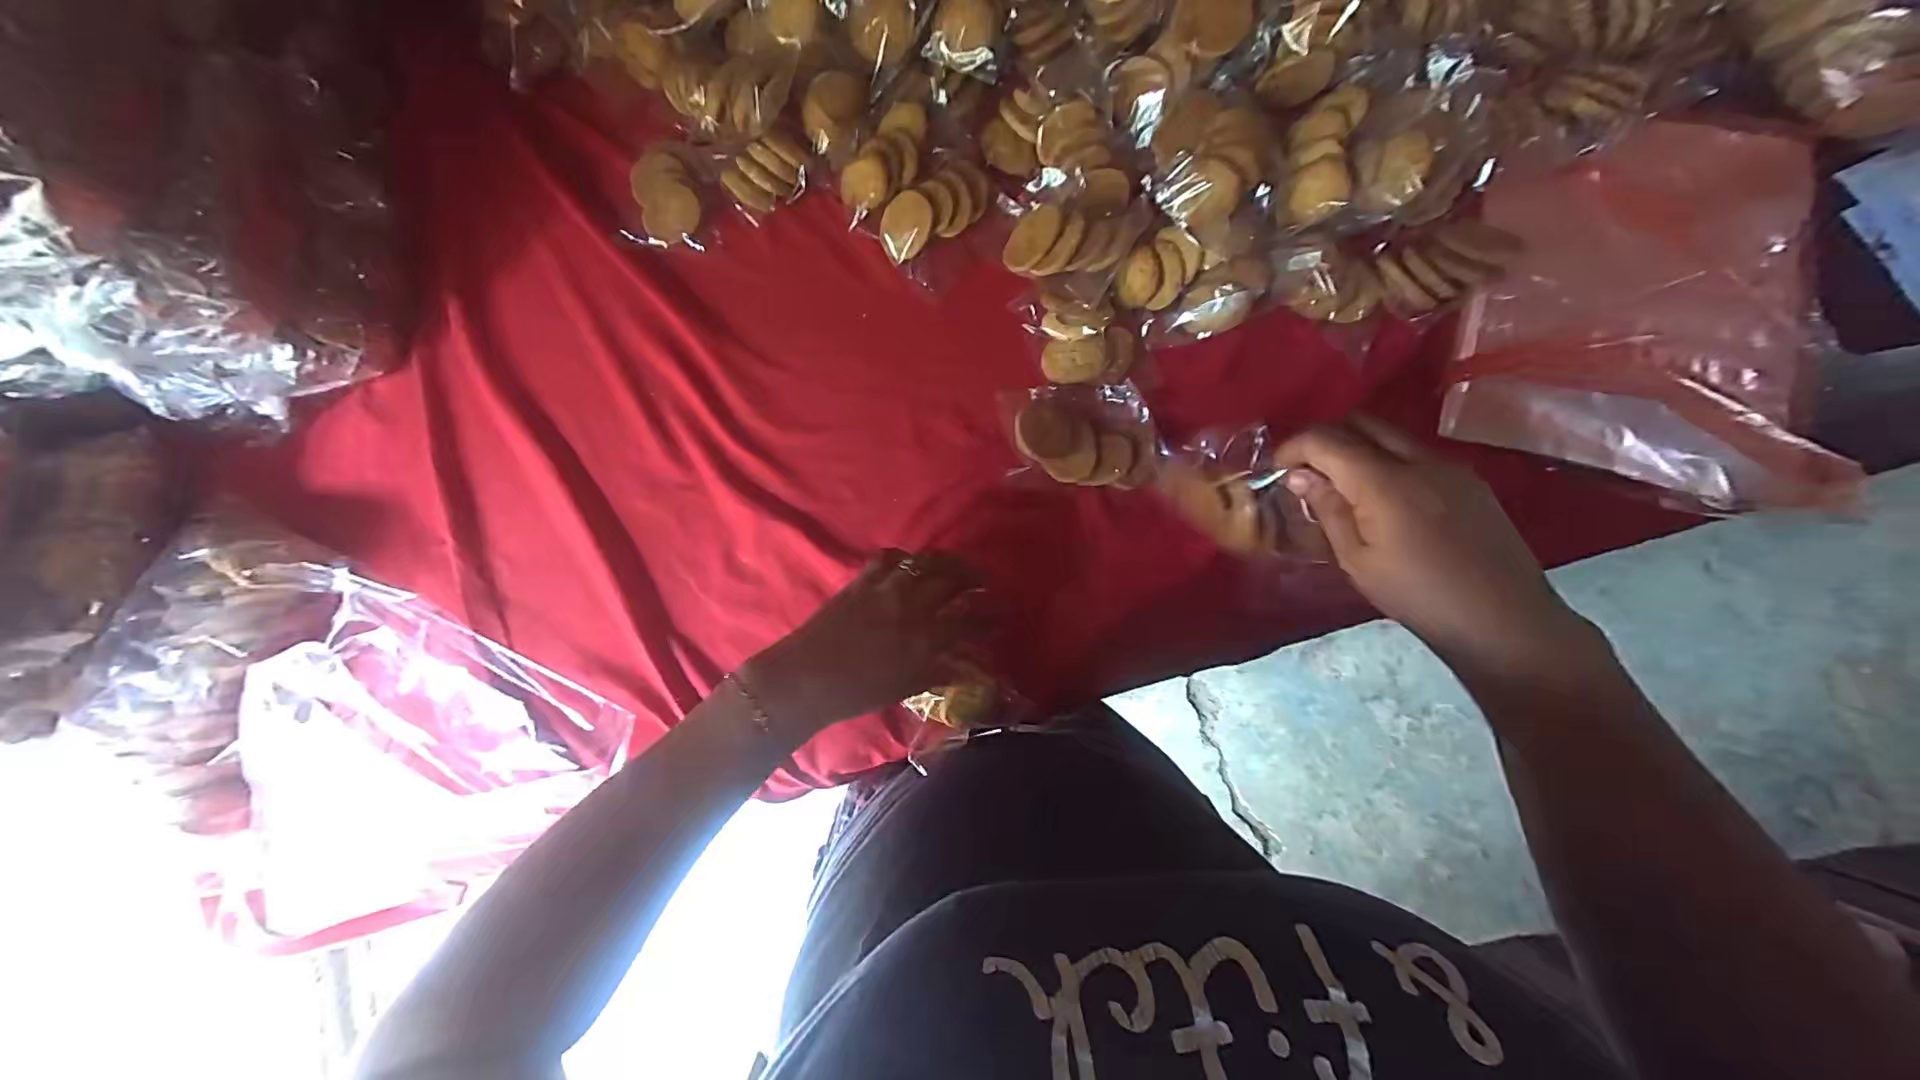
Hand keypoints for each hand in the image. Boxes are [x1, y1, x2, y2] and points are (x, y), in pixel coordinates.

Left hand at [742, 549, 985, 735]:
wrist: (806, 679)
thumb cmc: (858, 692)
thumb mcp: (906, 686)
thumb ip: (938, 671)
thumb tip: (963, 663)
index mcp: (927, 639)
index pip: (971, 621)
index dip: (990, 616)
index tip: (1000, 615)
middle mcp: (913, 607)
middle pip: (954, 580)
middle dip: (975, 578)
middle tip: (983, 582)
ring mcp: (887, 588)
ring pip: (926, 562)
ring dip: (947, 562)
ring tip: (954, 566)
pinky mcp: (864, 580)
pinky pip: (890, 558)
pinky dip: (906, 558)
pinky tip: (910, 565)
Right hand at [1274, 417, 1599, 672]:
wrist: (1503, 617)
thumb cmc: (1417, 594)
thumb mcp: (1357, 560)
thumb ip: (1328, 510)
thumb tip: (1300, 476)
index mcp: (1385, 482)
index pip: (1327, 440)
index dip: (1294, 446)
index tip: (1277, 468)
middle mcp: (1419, 461)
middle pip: (1361, 422)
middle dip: (1324, 438)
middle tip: (1305, 470)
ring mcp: (1449, 466)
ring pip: (1390, 433)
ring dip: (1356, 447)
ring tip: (1340, 484)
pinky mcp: (1468, 479)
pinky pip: (1415, 452)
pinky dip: (1385, 459)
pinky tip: (1381, 497)